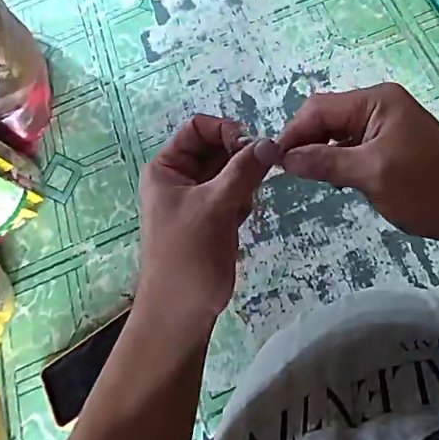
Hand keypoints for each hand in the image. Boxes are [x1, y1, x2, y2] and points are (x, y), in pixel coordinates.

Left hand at [137, 115, 278, 328]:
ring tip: (240, 207)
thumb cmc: (187, 255)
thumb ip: (243, 171)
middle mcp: (180, 177)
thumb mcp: (215, 207)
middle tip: (253, 180)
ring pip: (231, 170)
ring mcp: (198, 197)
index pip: (198, 128)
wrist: (182, 311)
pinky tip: (239, 220)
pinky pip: (236, 191)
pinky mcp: (214, 216)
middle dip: (239, 159)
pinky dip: (244, 199)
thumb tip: (270, 143)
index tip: (249, 148)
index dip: (225, 131)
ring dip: (243, 182)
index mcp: (167, 168)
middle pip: (218, 147)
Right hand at [277, 83, 438, 243]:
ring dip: (322, 153)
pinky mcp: (391, 144)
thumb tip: (284, 158)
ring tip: (308, 178)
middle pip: (327, 117)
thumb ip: (325, 162)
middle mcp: (379, 105)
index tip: (272, 160)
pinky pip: (354, 146)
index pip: (319, 108)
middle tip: (287, 172)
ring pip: (338, 133)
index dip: (293, 132)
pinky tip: (334, 180)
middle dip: (306, 142)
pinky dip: (340, 161)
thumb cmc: (426, 189)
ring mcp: (387, 124)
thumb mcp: (371, 174)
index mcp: (376, 101)